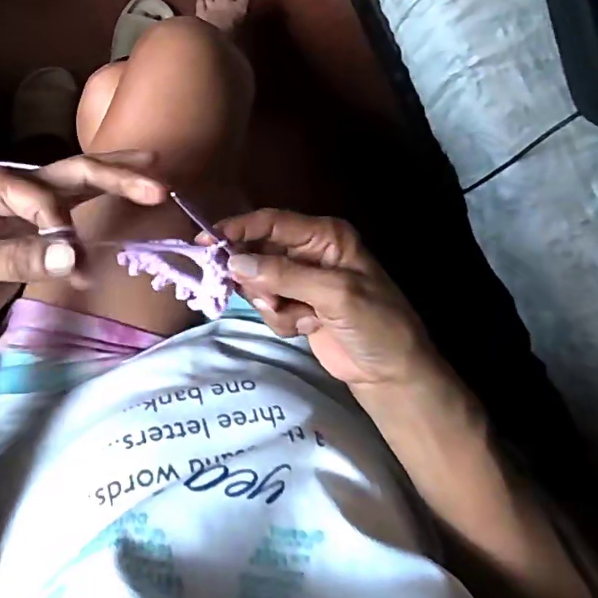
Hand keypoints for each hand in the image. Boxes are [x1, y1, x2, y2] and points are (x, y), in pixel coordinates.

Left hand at [0, 151, 167, 339]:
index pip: (39, 197)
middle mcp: (15, 181)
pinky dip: (109, 193)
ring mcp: (32, 197)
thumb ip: (20, 258)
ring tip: (155, 167)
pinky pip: (81, 200)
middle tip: (156, 184)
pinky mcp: (44, 217)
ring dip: (118, 175)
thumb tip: (74, 257)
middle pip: (71, 172)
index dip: (61, 227)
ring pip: (81, 179)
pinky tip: (134, 187)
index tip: (77, 263)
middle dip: (114, 176)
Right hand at [207, 209, 442, 388]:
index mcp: (325, 236)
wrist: (391, 374)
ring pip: (257, 280)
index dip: (238, 228)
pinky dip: (278, 317)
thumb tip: (235, 262)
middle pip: (258, 250)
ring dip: (269, 301)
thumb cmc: (376, 325)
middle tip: (262, 296)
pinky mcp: (293, 304)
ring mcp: (300, 279)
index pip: (272, 222)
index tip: (205, 242)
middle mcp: (309, 251)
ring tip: (296, 316)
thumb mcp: (334, 294)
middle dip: (254, 275)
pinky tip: (304, 327)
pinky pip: (265, 303)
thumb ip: (284, 275)